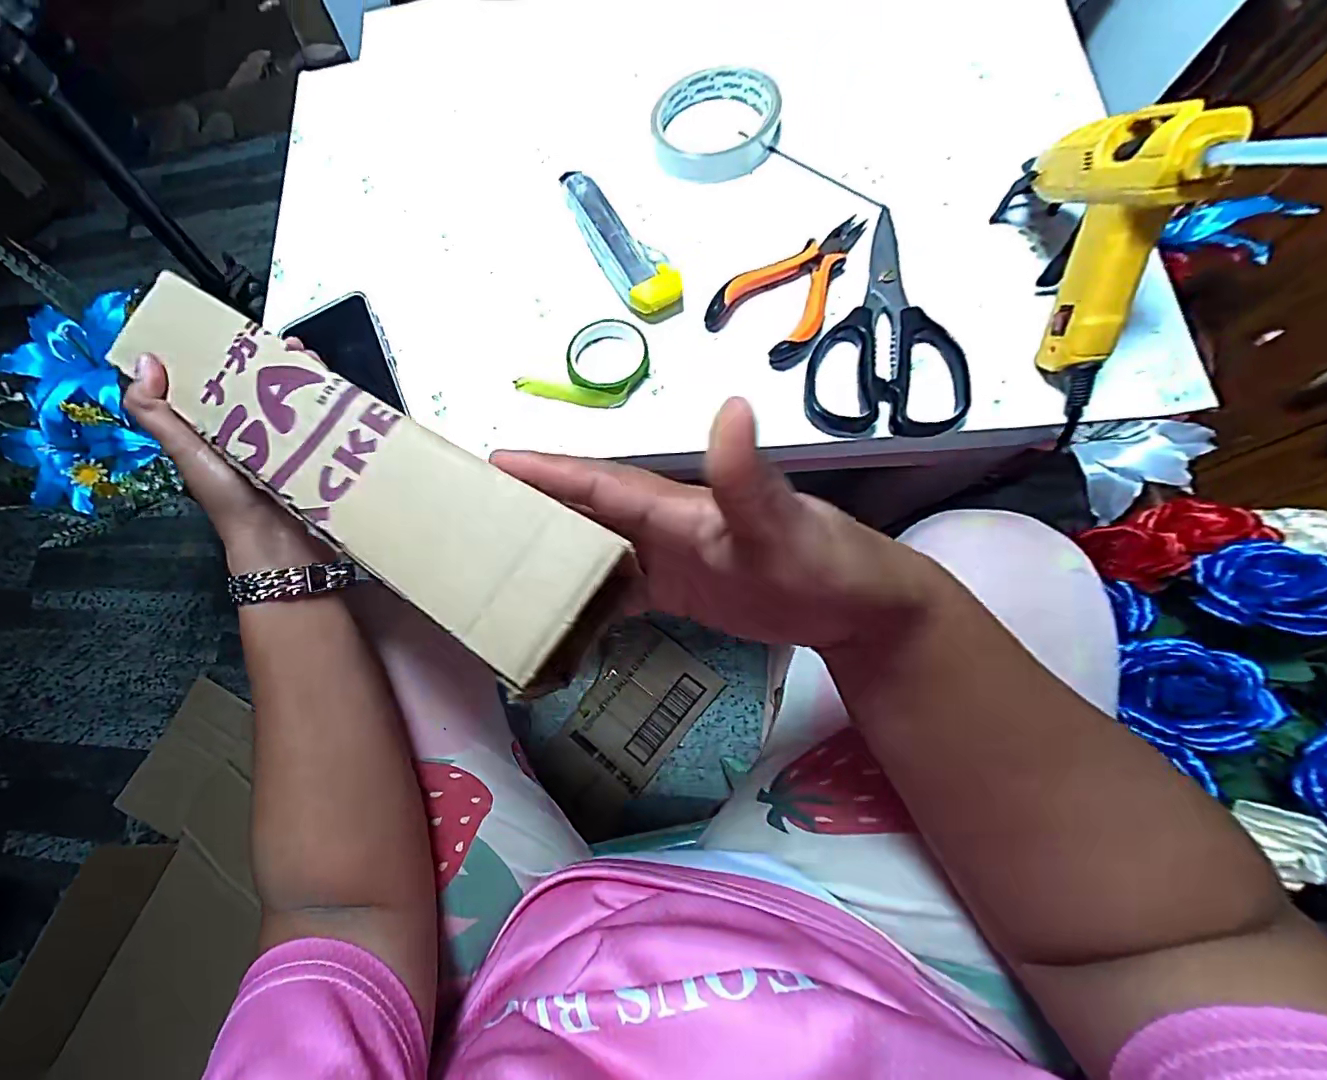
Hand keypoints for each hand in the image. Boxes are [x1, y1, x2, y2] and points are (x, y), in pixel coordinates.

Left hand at [123, 345, 333, 573]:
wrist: (277, 542)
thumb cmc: (229, 503)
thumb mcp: (185, 453)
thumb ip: (157, 414)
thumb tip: (143, 362)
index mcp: (223, 426)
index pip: (230, 380)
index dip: (238, 354)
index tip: (247, 335)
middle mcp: (261, 431)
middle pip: (273, 385)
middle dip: (284, 362)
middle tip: (293, 349)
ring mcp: (294, 442)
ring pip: (303, 400)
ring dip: (312, 380)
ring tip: (316, 367)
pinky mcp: (321, 454)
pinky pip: (328, 424)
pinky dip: (334, 408)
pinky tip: (337, 396)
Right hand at [492, 398, 944, 656]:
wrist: (852, 606)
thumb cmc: (818, 564)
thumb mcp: (779, 526)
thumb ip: (747, 479)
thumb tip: (730, 406)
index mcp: (675, 505)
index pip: (598, 483)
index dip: (545, 472)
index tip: (491, 465)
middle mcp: (663, 524)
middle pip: (585, 512)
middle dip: (530, 509)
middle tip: (474, 519)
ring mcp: (668, 559)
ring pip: (595, 550)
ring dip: (551, 554)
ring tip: (499, 568)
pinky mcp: (677, 591)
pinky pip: (616, 591)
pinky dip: (584, 599)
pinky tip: (559, 617)